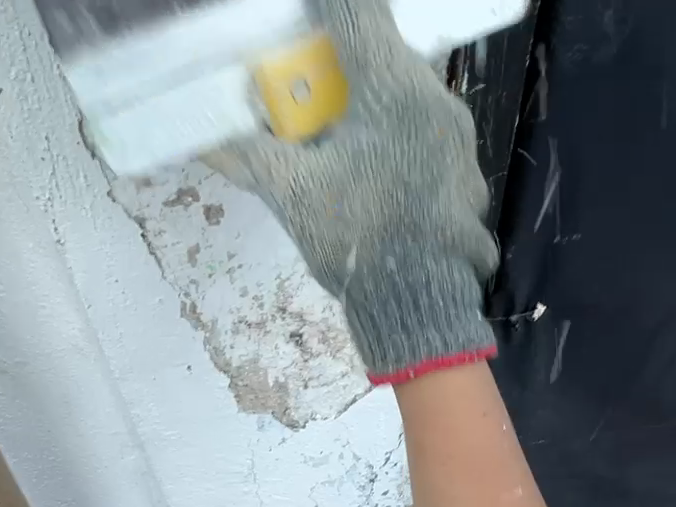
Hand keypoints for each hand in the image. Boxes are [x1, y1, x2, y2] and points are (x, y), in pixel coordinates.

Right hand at [209, 0, 499, 383]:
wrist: (420, 308)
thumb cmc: (358, 244)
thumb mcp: (295, 197)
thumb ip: (250, 157)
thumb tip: (204, 139)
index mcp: (394, 91)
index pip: (358, 10)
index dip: (326, 5)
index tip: (307, 15)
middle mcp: (438, 103)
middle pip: (388, 59)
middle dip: (350, 70)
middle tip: (319, 101)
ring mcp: (462, 144)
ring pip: (412, 105)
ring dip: (379, 114)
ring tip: (351, 155)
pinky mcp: (470, 179)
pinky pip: (432, 146)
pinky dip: (404, 152)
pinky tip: (385, 186)